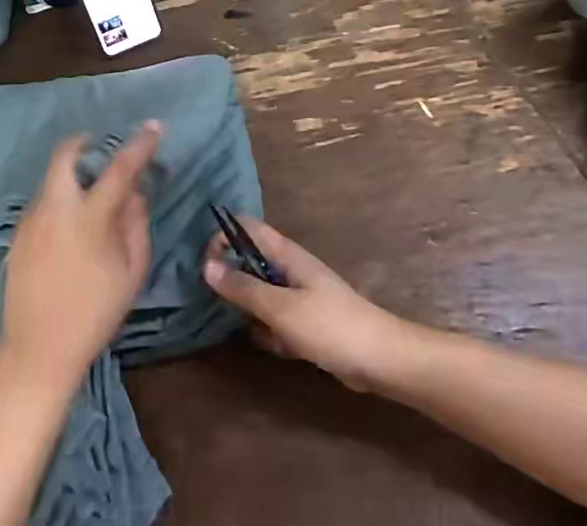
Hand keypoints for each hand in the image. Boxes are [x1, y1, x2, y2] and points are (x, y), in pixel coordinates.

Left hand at [1, 123, 158, 383]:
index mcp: (89, 218)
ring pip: (50, 180)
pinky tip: (69, 226)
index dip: (139, 145)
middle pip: (64, 156)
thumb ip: (135, 224)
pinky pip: (41, 203)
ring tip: (88, 194)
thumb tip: (134, 193)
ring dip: (70, 174)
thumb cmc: (95, 312)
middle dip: (82, 144)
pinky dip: (58, 199)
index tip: (153, 126)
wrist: (38, 350)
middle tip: (100, 150)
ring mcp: (30, 221)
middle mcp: (55, 209)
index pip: (119, 169)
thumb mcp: (131, 271)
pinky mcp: (16, 235)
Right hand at [202, 217, 411, 391]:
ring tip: (268, 333)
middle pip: (250, 263)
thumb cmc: (329, 325)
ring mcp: (299, 294)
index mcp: (286, 253)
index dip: (223, 238)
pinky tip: (285, 349)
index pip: (246, 227)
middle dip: (236, 285)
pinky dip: (275, 334)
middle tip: (233, 308)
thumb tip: (206, 266)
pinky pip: (276, 320)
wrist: (380, 359)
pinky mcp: (306, 320)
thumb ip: (243, 288)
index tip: (208, 267)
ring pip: (260, 296)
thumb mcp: (280, 308)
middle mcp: (290, 268)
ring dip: (256, 316)